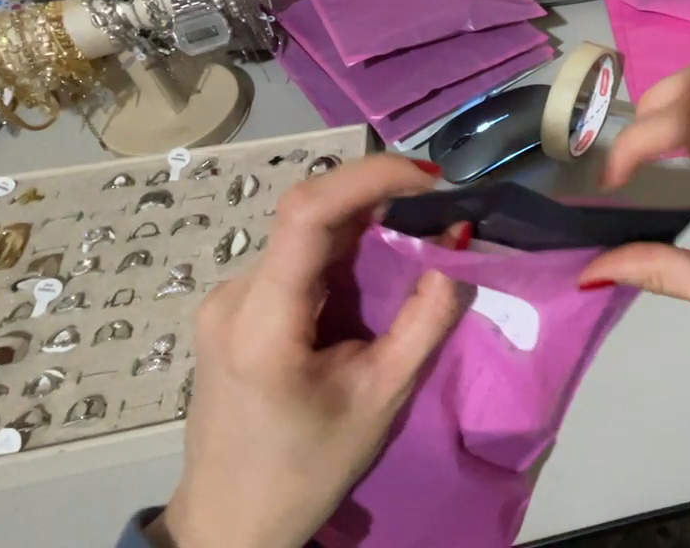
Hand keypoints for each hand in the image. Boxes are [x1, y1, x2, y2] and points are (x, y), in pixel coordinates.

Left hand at [150, 156, 466, 547]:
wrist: (229, 525)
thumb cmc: (307, 469)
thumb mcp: (382, 395)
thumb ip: (427, 316)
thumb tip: (460, 241)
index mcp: (261, 321)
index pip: (307, 212)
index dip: (370, 176)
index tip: (431, 178)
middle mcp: (234, 293)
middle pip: (311, 214)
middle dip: (382, 198)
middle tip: (442, 208)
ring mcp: (231, 297)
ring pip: (309, 231)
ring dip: (369, 224)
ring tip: (423, 236)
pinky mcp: (239, 305)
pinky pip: (302, 255)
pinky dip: (350, 248)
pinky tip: (382, 268)